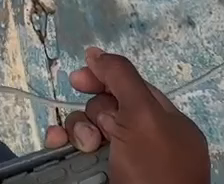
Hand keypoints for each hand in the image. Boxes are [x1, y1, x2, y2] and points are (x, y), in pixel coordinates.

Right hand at [44, 47, 210, 183]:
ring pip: (86, 128)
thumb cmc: (155, 172)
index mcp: (167, 123)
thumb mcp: (145, 116)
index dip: (103, 76)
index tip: (78, 80)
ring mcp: (122, 162)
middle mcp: (145, 140)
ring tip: (82, 146)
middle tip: (97, 132)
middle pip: (104, 106)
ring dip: (75, 129)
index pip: (130, 85)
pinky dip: (63, 145)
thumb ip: (121, 77)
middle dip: (90, 112)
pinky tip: (56, 144)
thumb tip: (95, 52)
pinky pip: (75, 152)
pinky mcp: (99, 178)